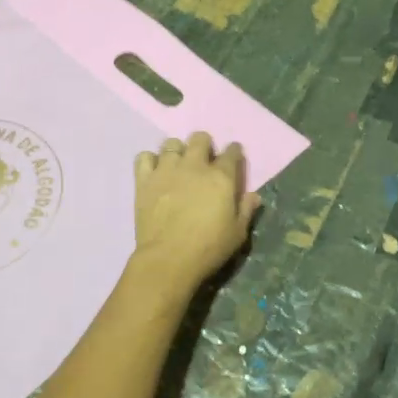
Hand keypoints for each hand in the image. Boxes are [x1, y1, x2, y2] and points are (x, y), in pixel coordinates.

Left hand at [129, 132, 260, 295]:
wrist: (168, 258)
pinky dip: (150, 160)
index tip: (233, 157)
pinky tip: (155, 172)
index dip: (234, 152)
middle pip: (200, 138)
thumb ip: (246, 210)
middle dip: (204, 144)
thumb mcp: (237, 233)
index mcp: (221, 177)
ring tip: (178, 165)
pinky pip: (144, 156)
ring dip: (177, 151)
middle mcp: (194, 166)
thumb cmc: (208, 248)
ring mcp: (167, 170)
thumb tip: (253, 195)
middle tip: (203, 160)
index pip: (232, 152)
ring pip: (171, 143)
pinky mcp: (144, 180)